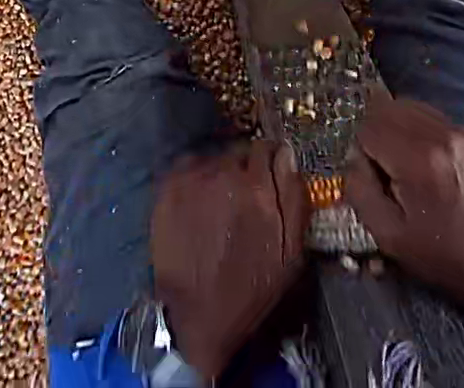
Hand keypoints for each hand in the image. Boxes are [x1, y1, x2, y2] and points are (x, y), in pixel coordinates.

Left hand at [150, 140, 307, 376]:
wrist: (195, 314)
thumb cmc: (250, 289)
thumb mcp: (290, 253)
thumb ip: (294, 197)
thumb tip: (287, 154)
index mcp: (258, 187)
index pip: (266, 148)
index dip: (269, 159)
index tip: (268, 172)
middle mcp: (225, 172)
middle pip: (239, 152)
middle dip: (245, 168)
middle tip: (243, 194)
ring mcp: (193, 176)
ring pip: (213, 158)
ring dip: (220, 172)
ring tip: (219, 200)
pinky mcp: (169, 184)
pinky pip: (189, 166)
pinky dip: (196, 176)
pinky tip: (198, 200)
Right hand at [344, 96, 463, 307]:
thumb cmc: (440, 253)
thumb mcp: (386, 234)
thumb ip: (358, 187)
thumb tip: (354, 156)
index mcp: (418, 160)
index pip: (367, 128)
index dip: (361, 151)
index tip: (373, 177)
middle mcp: (440, 136)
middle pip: (384, 108)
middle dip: (374, 133)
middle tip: (383, 166)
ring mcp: (459, 132)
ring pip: (406, 106)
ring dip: (394, 127)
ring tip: (403, 160)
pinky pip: (428, 115)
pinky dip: (416, 129)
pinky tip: (423, 157)